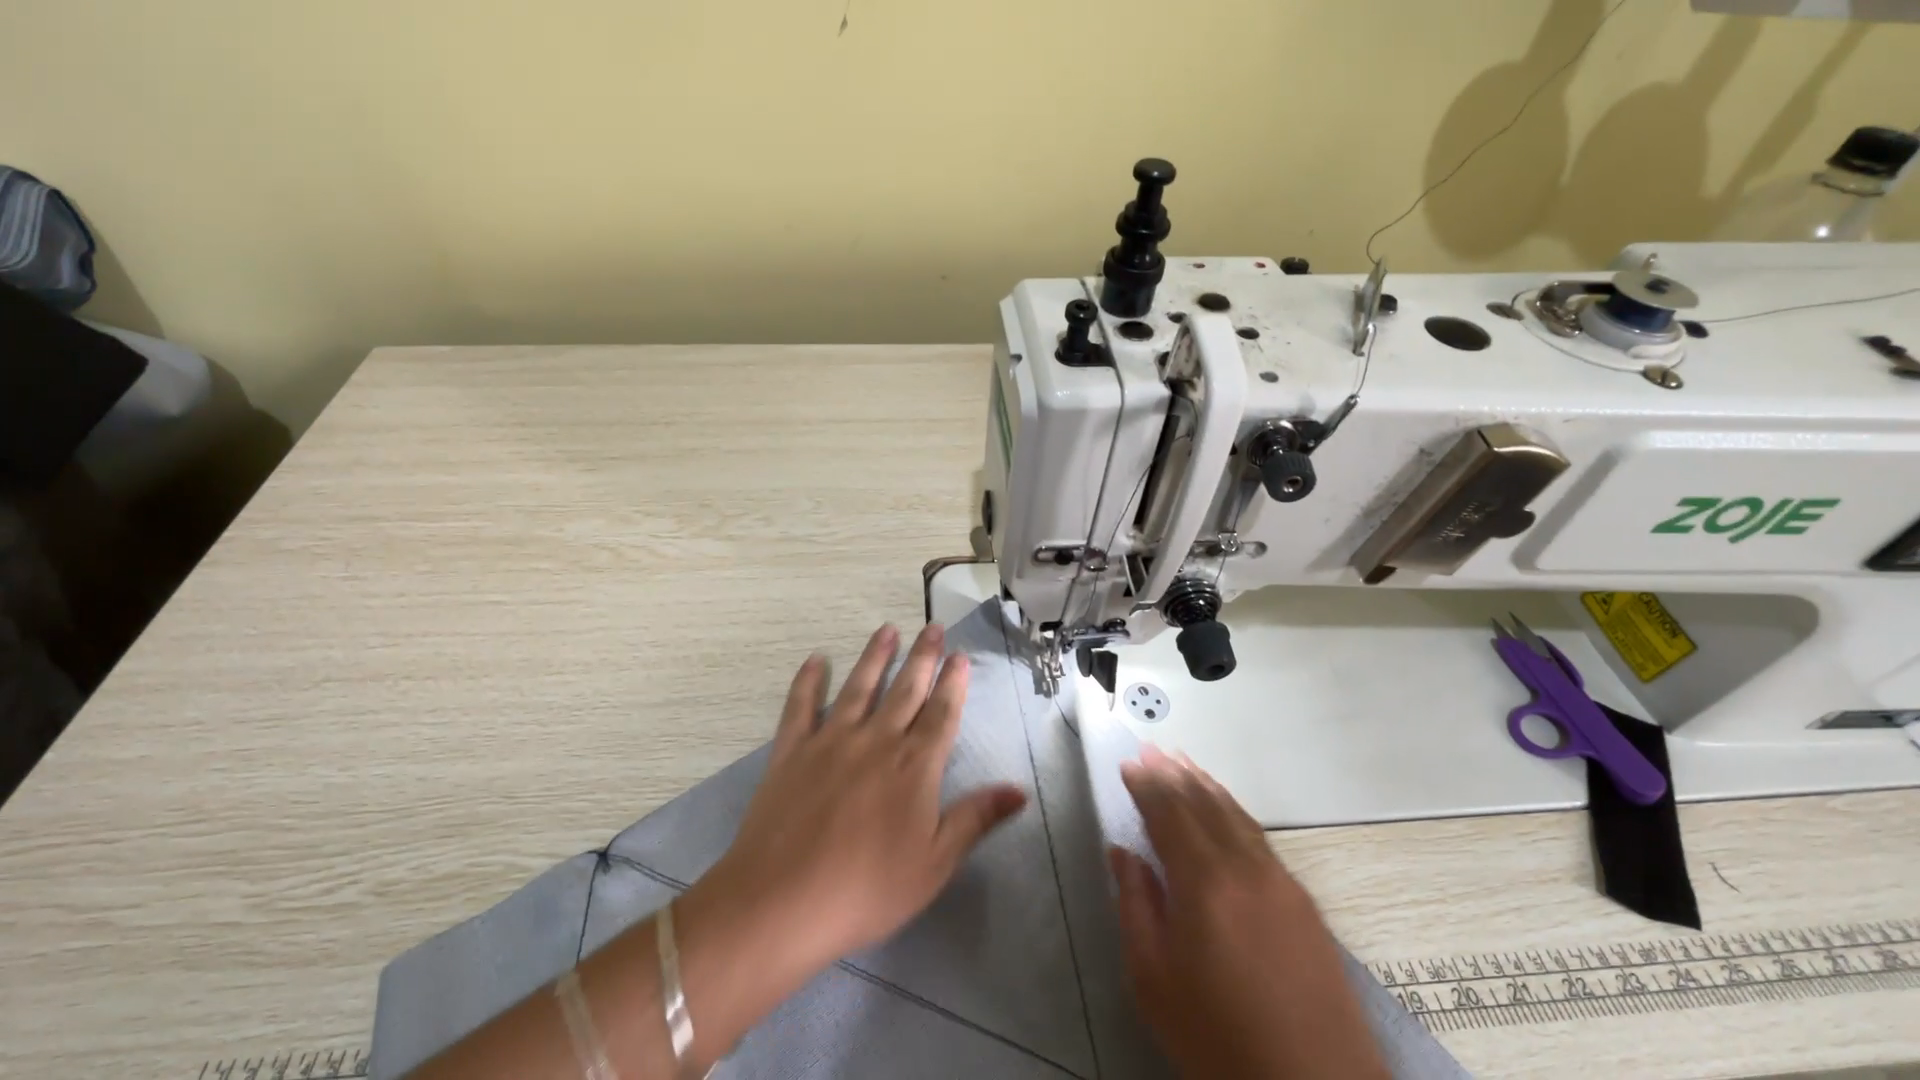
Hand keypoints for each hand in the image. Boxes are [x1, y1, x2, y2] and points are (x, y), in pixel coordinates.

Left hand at [675, 623, 1028, 1050]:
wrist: (781, 900)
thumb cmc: (867, 890)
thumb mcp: (934, 864)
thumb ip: (974, 819)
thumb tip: (1018, 790)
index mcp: (914, 767)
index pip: (941, 714)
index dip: (953, 684)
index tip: (960, 657)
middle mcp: (876, 741)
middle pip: (905, 690)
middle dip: (922, 658)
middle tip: (933, 628)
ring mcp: (829, 742)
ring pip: (858, 687)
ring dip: (875, 657)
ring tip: (887, 630)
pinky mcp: (790, 752)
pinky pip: (800, 706)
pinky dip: (809, 681)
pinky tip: (816, 661)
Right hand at [1110, 746, 1388, 1079]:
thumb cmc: (1217, 1039)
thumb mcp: (1154, 980)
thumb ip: (1136, 907)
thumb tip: (1123, 853)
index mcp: (1205, 884)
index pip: (1170, 815)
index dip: (1147, 786)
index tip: (1129, 765)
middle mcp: (1248, 870)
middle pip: (1207, 806)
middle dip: (1176, 776)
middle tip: (1153, 751)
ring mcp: (1284, 884)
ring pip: (1239, 818)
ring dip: (1208, 788)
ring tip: (1184, 765)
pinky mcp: (1306, 905)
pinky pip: (1261, 840)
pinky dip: (1236, 815)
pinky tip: (1227, 815)